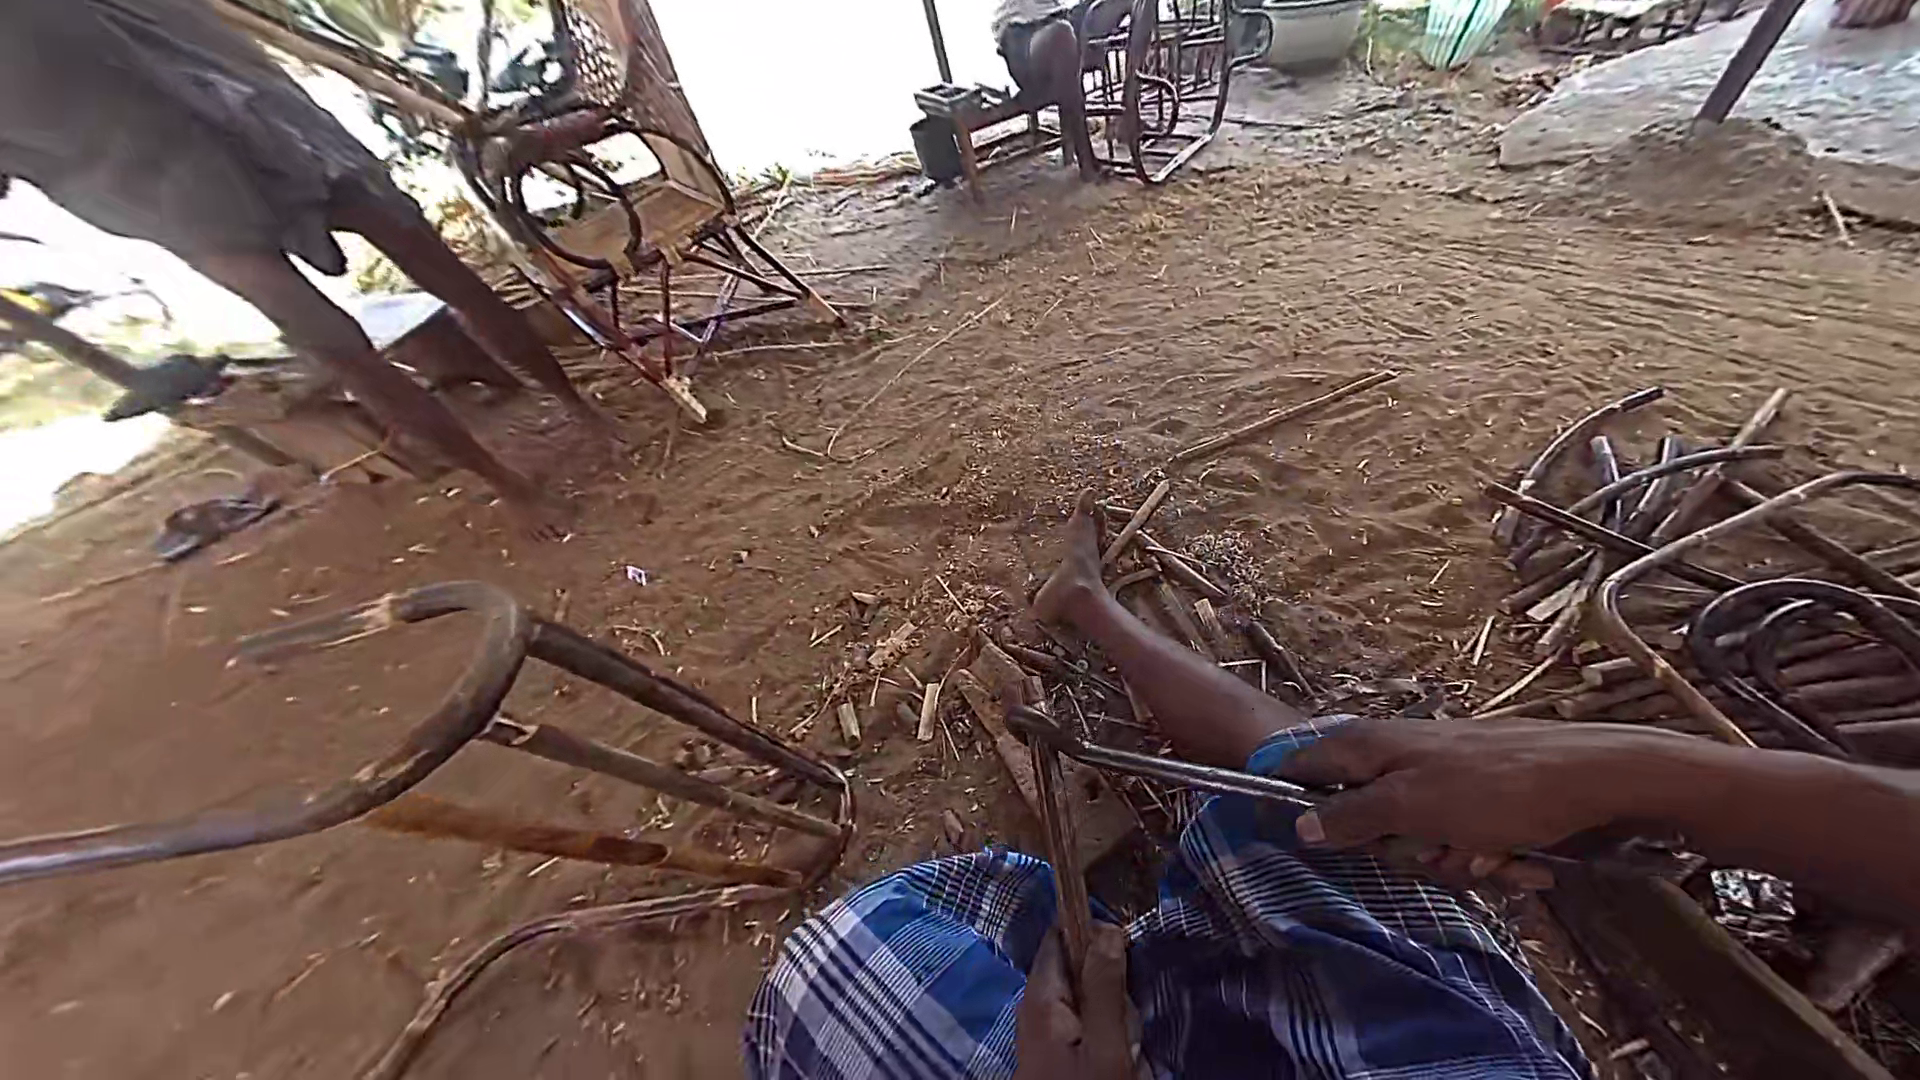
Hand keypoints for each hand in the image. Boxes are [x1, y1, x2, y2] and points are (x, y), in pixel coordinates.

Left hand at [1012, 924, 1137, 1079]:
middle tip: (1125, 1031)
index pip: (1061, 934)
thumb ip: (1104, 986)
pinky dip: (1112, 1050)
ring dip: (1118, 1029)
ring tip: (1126, 1060)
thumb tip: (1107, 928)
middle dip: (1113, 995)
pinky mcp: (1059, 1057)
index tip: (1124, 952)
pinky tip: (1122, 1070)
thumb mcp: (1105, 1046)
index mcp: (1040, 992)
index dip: (1094, 933)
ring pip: (1095, 1006)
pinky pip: (1093, 1036)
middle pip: (1083, 971)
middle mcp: (1037, 1005)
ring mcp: (1047, 1033)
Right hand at [1276, 718, 1689, 888]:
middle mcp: (1383, 753)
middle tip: (1432, 851)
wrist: (1595, 775)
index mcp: (1358, 747)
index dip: (1294, 803)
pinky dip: (1474, 847)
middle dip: (1398, 846)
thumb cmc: (1492, 788)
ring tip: (1487, 853)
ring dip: (1444, 854)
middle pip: (1357, 813)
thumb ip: (1348, 815)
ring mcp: (1423, 770)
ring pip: (1406, 828)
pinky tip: (1507, 853)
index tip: (1311, 839)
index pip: (1297, 769)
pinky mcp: (1459, 787)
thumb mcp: (1409, 808)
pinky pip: (1445, 828)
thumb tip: (1299, 826)